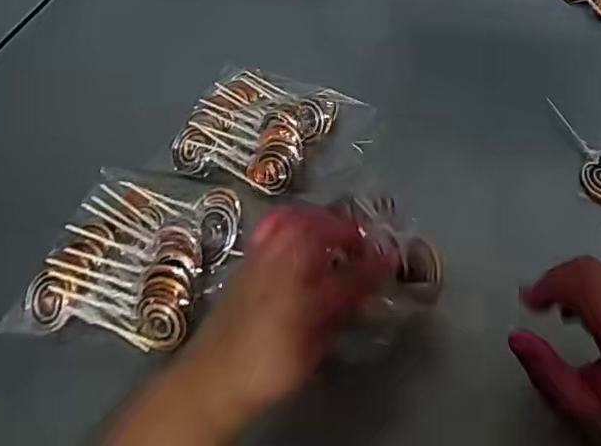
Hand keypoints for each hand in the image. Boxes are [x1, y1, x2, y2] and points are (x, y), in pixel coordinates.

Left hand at [104, 205, 395, 445]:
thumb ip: (340, 315)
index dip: (376, 266)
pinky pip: (275, 223)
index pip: (352, 274)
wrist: (208, 382)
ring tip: (337, 233)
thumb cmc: (266, 371)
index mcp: (305, 300)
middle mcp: (284, 270)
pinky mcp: (248, 257)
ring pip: (301, 221)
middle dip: (350, 233)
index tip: (392, 259)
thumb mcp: (312, 352)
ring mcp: (263, 258)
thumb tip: (366, 289)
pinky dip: (294, 217)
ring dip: (325, 222)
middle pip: (326, 233)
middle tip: (362, 245)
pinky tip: (302, 228)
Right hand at [507, 257, 600, 445]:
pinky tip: (570, 306)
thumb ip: (545, 370)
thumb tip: (518, 339)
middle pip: (591, 270)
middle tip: (533, 298)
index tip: (529, 298)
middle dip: (555, 278)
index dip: (552, 284)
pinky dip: (581, 282)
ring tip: (547, 302)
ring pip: (598, 269)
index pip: (586, 285)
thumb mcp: (578, 403)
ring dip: (567, 278)